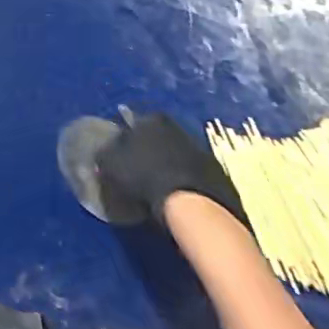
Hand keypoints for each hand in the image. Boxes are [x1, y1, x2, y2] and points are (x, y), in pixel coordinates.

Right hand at [97, 114, 247, 227]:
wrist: (192, 208)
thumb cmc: (144, 176)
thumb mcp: (110, 163)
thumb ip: (106, 152)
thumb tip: (106, 151)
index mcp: (154, 120)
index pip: (136, 119)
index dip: (127, 133)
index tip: (121, 148)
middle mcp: (181, 130)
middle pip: (161, 136)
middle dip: (151, 147)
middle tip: (137, 165)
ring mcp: (204, 153)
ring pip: (180, 155)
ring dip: (170, 164)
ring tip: (157, 183)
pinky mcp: (221, 177)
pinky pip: (196, 174)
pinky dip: (186, 180)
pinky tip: (177, 196)